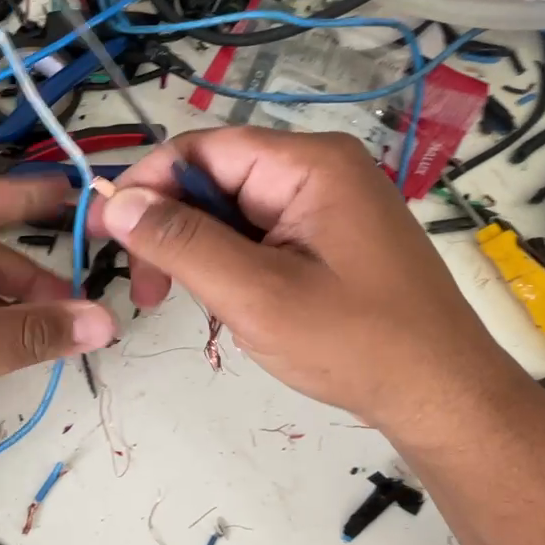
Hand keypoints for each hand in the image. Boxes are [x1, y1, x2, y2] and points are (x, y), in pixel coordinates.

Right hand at [95, 126, 521, 429]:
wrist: (439, 394)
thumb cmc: (353, 342)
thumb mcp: (254, 292)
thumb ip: (181, 242)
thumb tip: (114, 201)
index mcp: (307, 165)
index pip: (199, 150)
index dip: (144, 186)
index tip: (105, 238)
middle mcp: (314, 170)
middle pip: (208, 179)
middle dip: (164, 228)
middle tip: (146, 291)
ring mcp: (320, 204)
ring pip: (223, 211)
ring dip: (188, 251)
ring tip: (175, 301)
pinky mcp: (320, 236)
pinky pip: (248, 234)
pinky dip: (218, 264)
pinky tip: (217, 300)